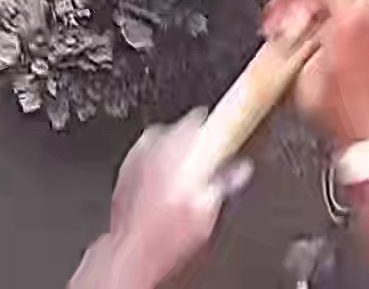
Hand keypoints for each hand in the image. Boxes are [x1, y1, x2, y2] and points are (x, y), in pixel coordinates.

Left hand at [74, 111, 250, 287]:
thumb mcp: (208, 209)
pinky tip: (160, 187)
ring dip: (173, 153)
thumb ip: (226, 181)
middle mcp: (157, 140)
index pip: (199, 117)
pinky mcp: (126, 163)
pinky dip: (155, 163)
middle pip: (181, 128)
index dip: (211, 128)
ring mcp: (139, 150)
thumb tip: (242, 168)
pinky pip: (146, 153)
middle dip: (192, 145)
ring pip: (163, 139)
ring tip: (179, 183)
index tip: (218, 140)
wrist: (133, 250)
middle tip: (201, 170)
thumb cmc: (167, 233)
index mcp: (180, 144)